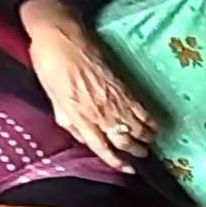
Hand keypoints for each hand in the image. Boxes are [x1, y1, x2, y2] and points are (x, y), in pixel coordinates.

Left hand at [22, 0, 155, 172]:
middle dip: (135, 152)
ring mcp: (115, 104)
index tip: (128, 169)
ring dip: (146, 139)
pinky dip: (152, 123)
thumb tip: (81, 135)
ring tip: (149, 141)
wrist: (61, 38)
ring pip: (138, 131)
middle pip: (125, 142)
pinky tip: (155, 127)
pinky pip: (145, 114)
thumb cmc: (50, 64)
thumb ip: (68, 118)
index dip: (117, 162)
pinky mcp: (126, 91)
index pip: (102, 148)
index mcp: (79, 118)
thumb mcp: (52, 96)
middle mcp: (100, 115)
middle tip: (141, 154)